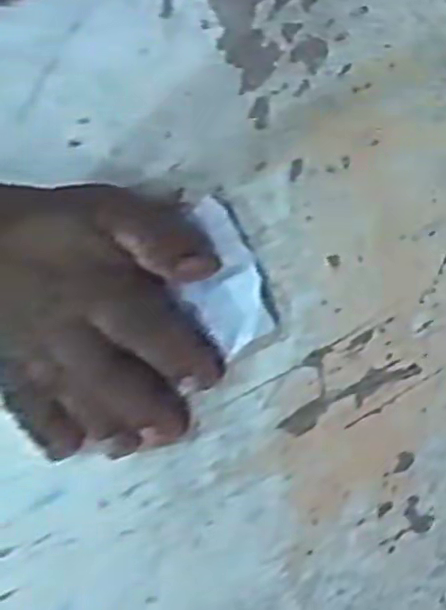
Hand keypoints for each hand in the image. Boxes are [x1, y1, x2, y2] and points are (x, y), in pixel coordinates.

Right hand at [0, 184, 224, 459]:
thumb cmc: (51, 220)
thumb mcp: (115, 210)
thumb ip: (162, 238)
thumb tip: (207, 268)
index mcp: (102, 293)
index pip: (150, 330)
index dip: (180, 356)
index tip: (210, 380)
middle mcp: (64, 329)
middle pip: (109, 373)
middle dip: (144, 405)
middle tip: (175, 435)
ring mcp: (24, 349)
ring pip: (68, 394)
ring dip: (102, 422)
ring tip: (131, 450)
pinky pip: (20, 399)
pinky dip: (45, 426)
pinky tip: (66, 449)